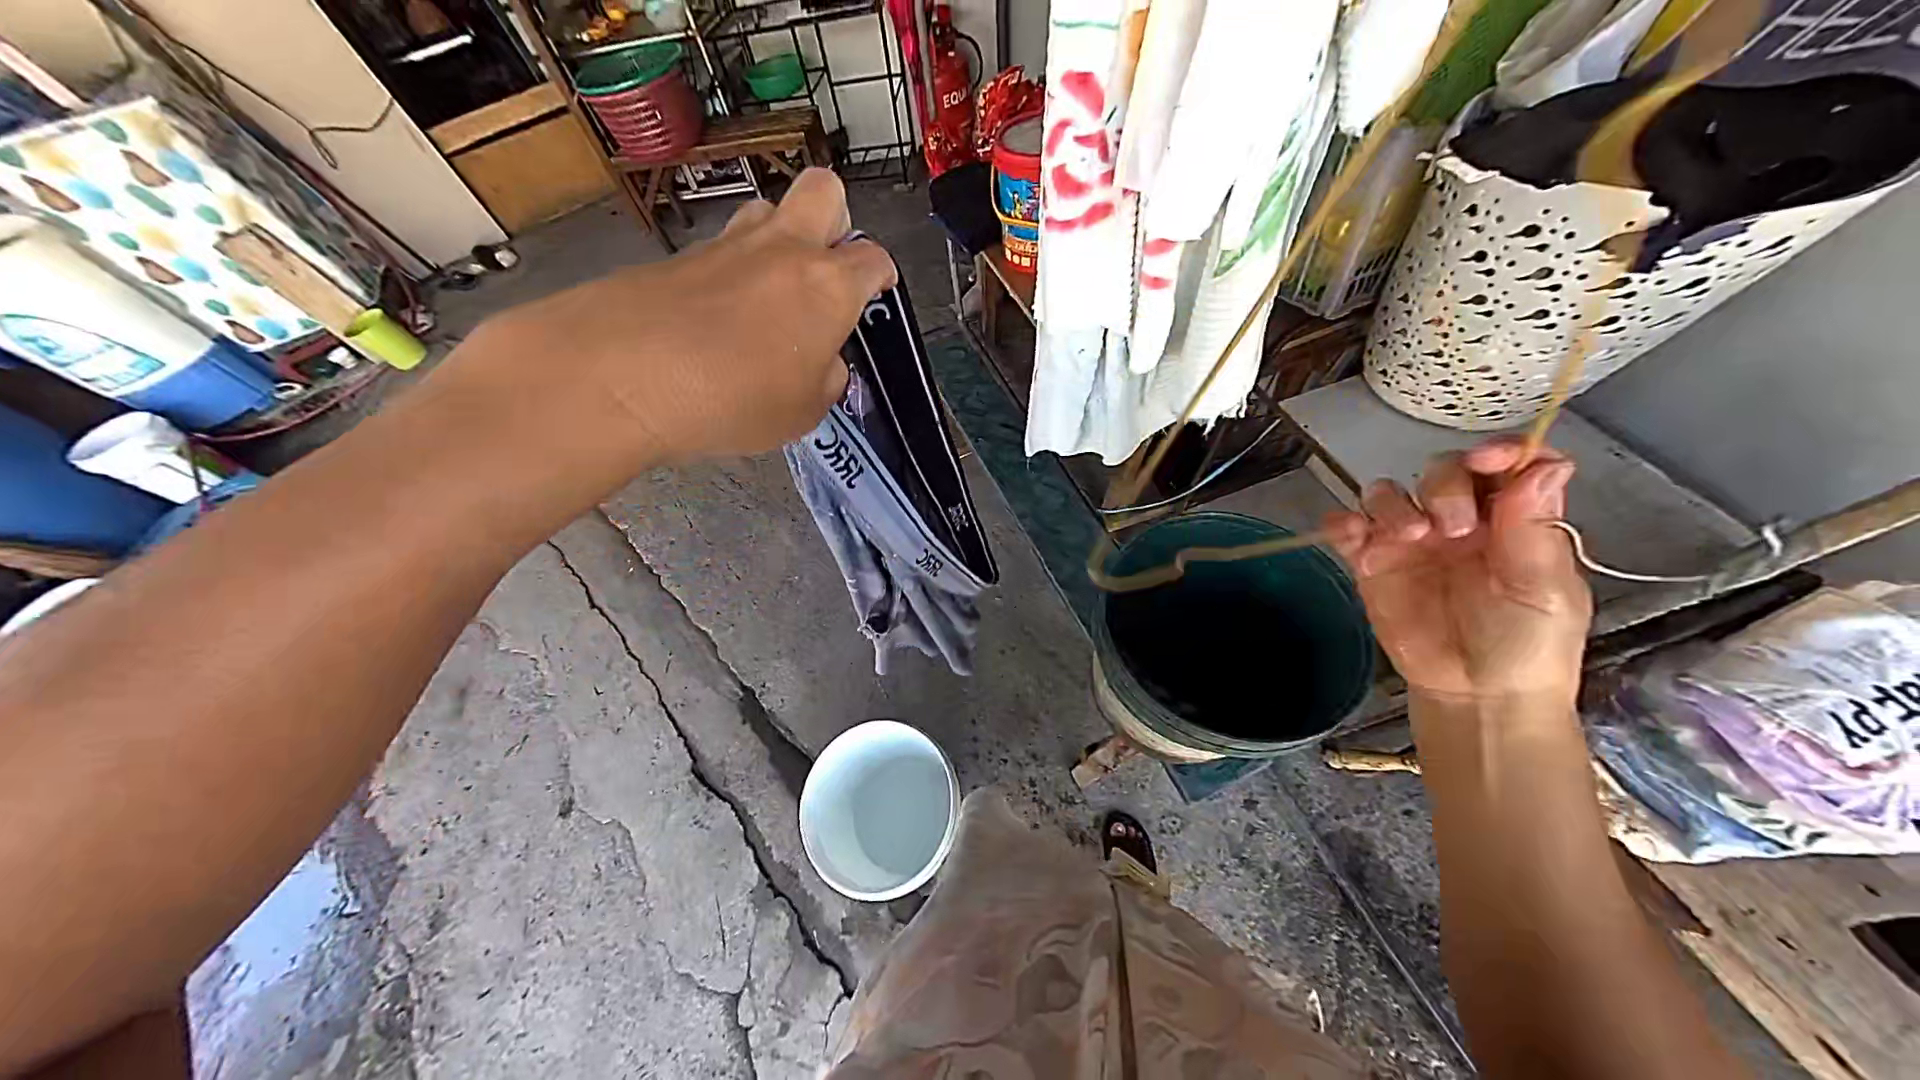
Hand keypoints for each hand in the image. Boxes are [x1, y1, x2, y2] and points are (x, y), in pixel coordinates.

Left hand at [444, 169, 896, 477]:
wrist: (622, 376)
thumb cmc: (735, 401)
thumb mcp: (803, 413)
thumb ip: (825, 380)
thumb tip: (822, 362)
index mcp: (829, 287)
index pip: (873, 259)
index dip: (880, 276)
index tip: (875, 292)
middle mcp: (784, 249)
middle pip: (824, 190)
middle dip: (835, 218)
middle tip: (824, 266)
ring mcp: (727, 244)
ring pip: (766, 211)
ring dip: (778, 239)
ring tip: (767, 295)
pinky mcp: (678, 256)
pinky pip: (720, 251)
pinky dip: (729, 274)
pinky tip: (714, 319)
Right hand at [1323, 438, 1592, 702]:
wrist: (1477, 692)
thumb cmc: (1527, 642)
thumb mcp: (1545, 589)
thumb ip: (1535, 528)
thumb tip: (1546, 465)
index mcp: (1510, 518)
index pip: (1504, 464)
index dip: (1497, 450)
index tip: (1486, 460)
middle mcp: (1458, 519)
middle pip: (1440, 470)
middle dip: (1442, 488)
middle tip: (1450, 530)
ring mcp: (1410, 540)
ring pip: (1387, 492)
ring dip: (1391, 505)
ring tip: (1406, 539)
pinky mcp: (1370, 562)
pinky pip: (1346, 529)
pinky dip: (1340, 523)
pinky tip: (1348, 535)